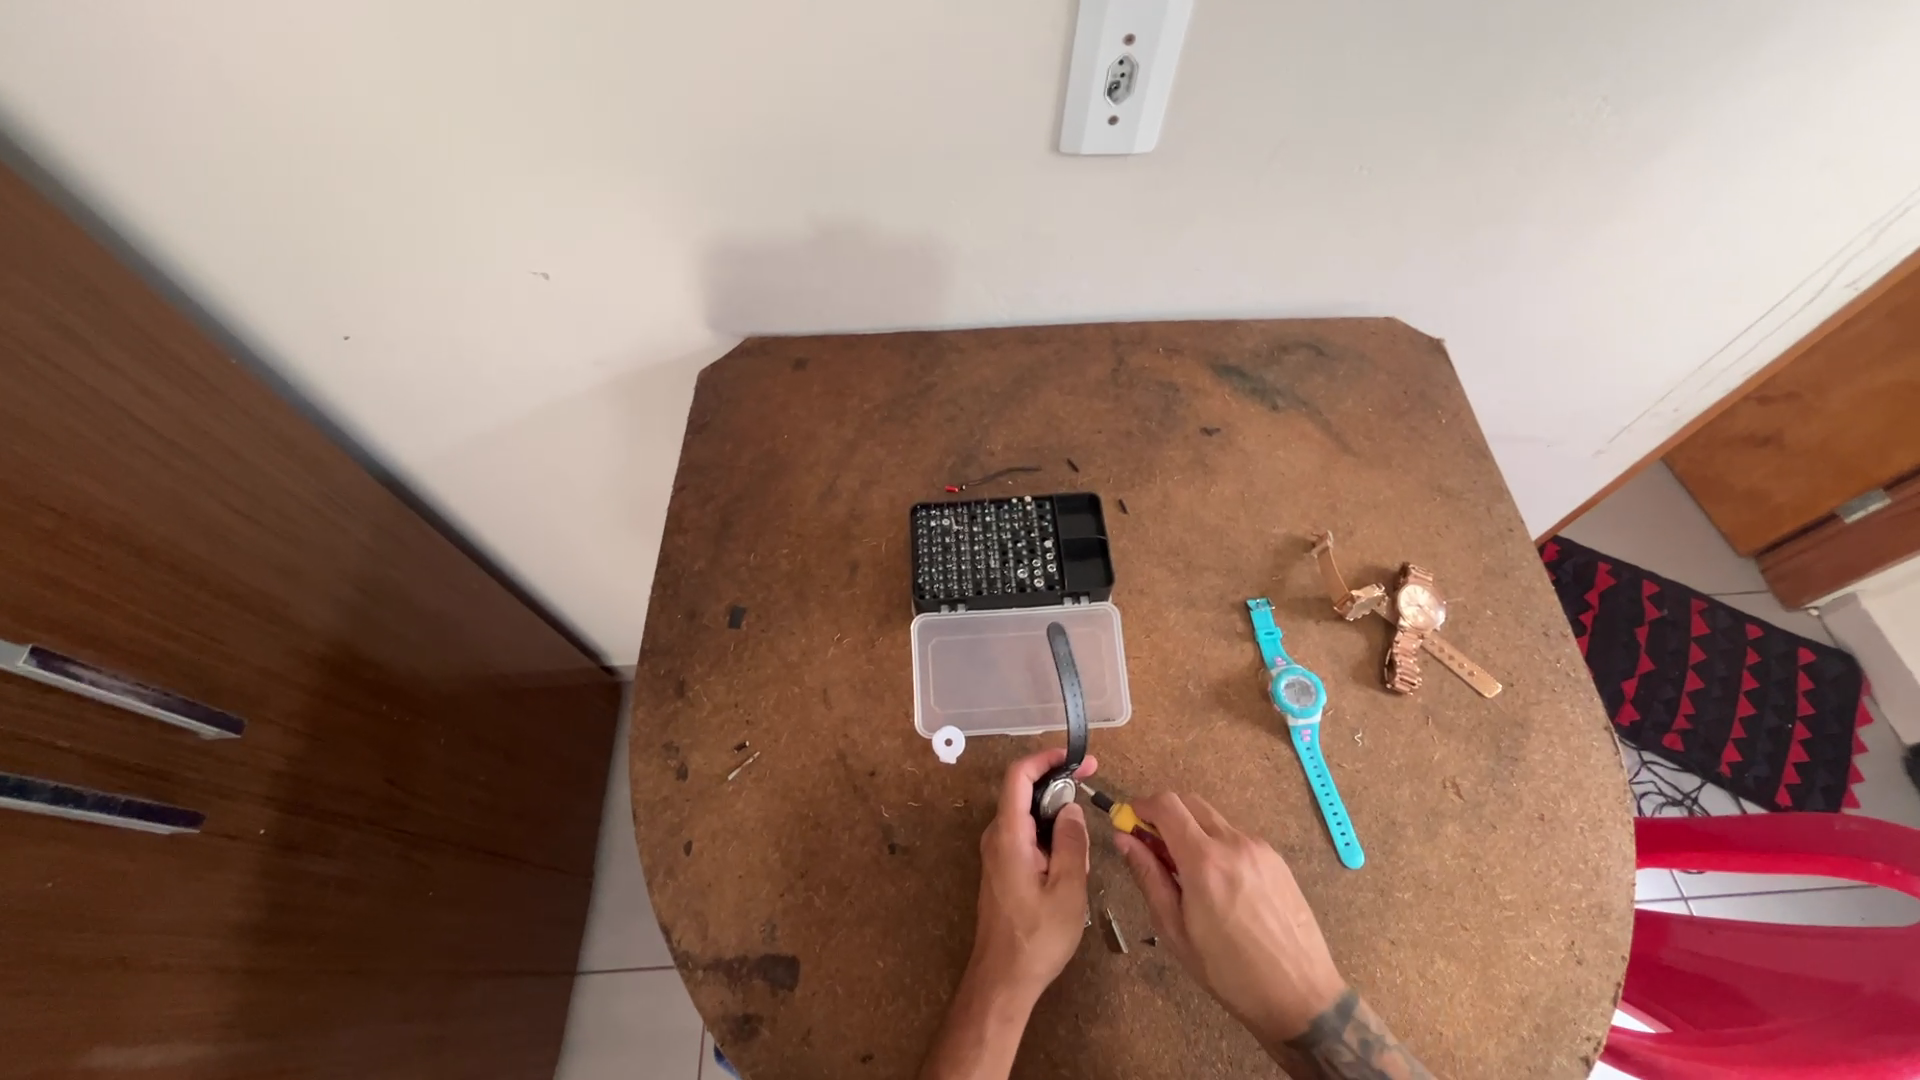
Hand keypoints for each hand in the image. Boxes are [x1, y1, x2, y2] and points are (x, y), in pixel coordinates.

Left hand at [965, 747, 1098, 1004]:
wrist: (1002, 980)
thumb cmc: (1036, 938)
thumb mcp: (1068, 890)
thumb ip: (1072, 843)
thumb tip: (1072, 808)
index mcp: (1008, 834)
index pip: (1019, 776)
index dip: (1045, 758)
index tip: (1076, 758)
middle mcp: (997, 836)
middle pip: (1024, 792)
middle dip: (1059, 785)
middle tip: (1092, 784)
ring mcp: (997, 852)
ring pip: (1029, 816)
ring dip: (1057, 815)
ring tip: (1085, 842)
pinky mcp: (1002, 868)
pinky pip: (1027, 836)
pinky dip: (1050, 835)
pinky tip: (1071, 861)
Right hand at [1114, 793, 1345, 1044]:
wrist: (1301, 997)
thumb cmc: (1228, 972)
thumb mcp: (1175, 930)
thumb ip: (1148, 876)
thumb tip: (1123, 839)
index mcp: (1204, 861)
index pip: (1166, 804)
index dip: (1142, 806)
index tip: (1129, 822)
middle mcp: (1233, 843)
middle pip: (1190, 802)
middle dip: (1165, 815)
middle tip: (1153, 847)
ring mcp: (1259, 849)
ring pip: (1214, 820)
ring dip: (1192, 831)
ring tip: (1188, 874)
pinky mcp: (1277, 860)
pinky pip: (1236, 838)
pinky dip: (1217, 846)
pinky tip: (1221, 885)